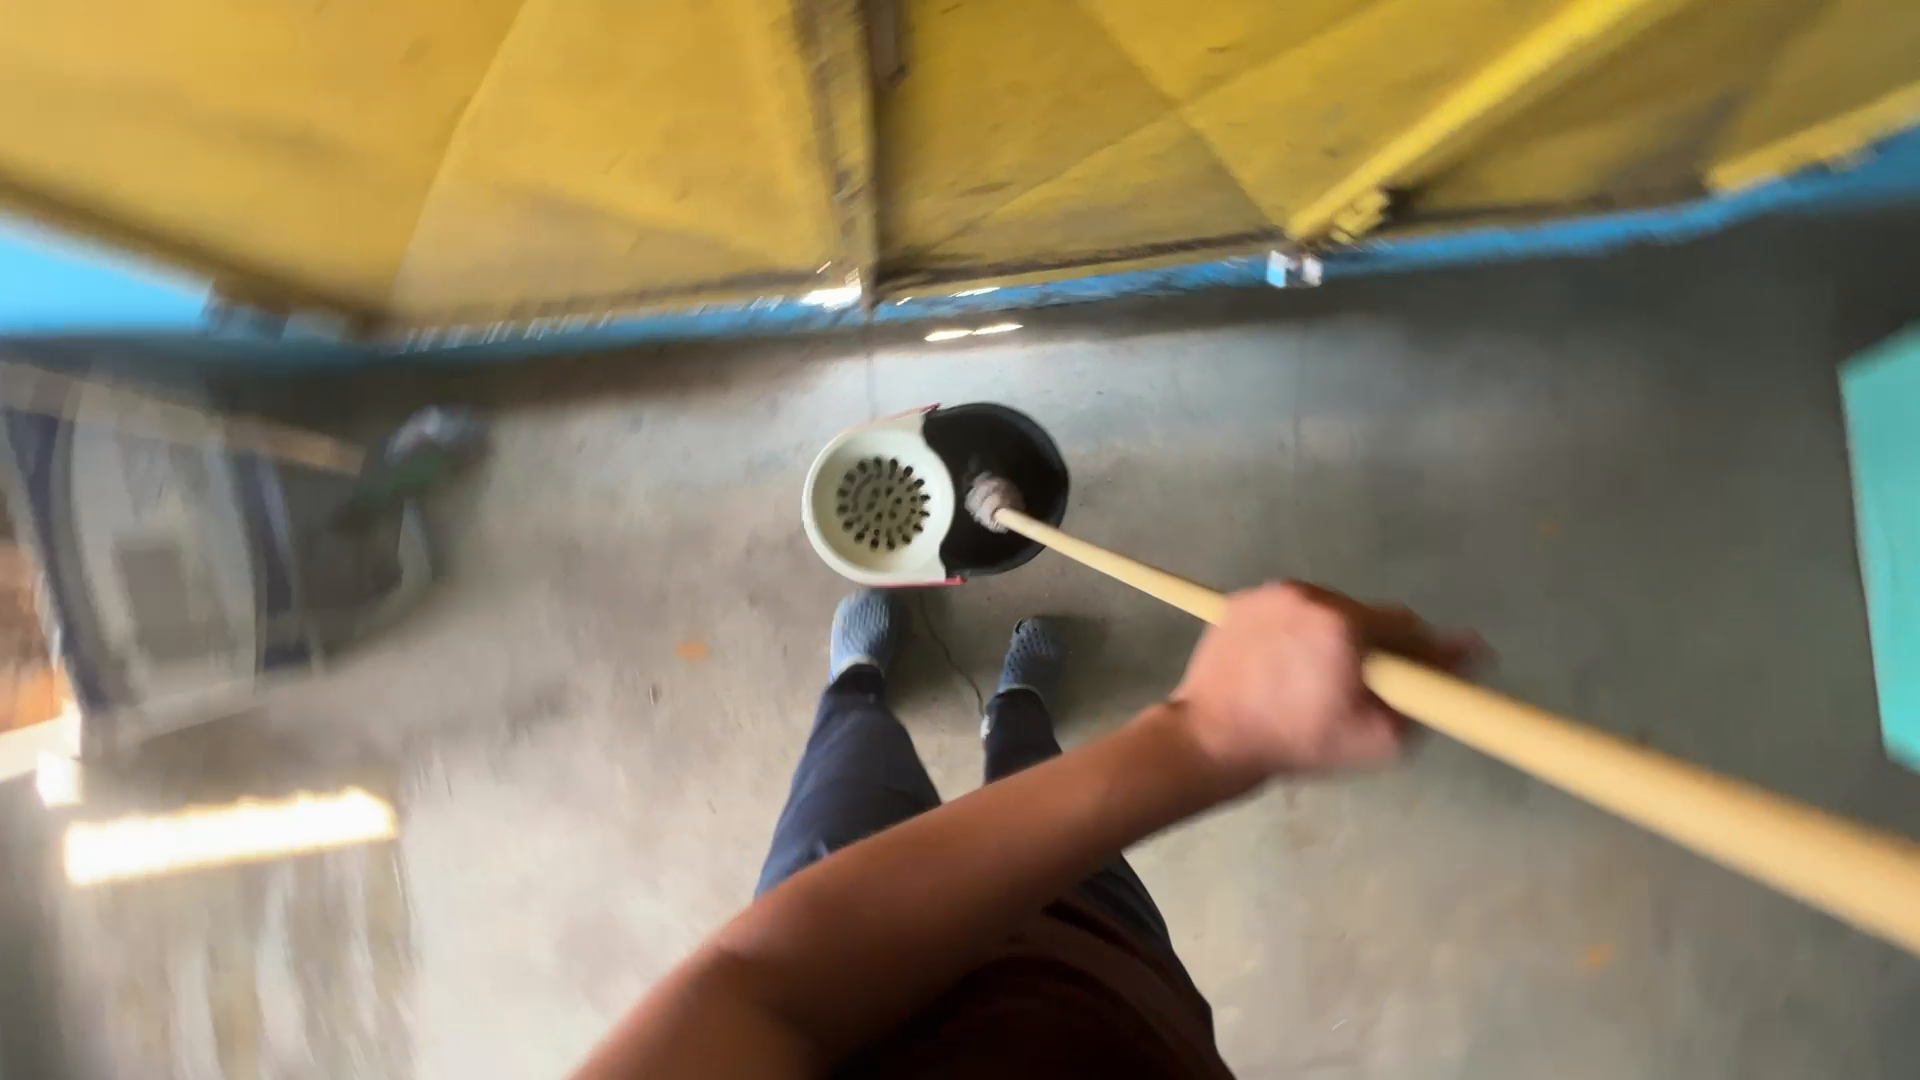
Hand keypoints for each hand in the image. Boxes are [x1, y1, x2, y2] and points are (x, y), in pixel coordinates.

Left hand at [1169, 582, 1482, 793]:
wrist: (1212, 735)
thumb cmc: (1299, 742)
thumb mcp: (1379, 736)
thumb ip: (1431, 694)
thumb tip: (1467, 652)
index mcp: (1345, 624)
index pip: (1409, 627)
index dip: (1423, 653)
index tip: (1428, 672)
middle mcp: (1308, 596)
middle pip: (1365, 614)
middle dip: (1375, 645)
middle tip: (1362, 685)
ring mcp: (1269, 595)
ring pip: (1325, 609)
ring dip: (1333, 634)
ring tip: (1316, 677)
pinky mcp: (1240, 601)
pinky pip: (1287, 611)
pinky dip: (1296, 631)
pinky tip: (1285, 665)